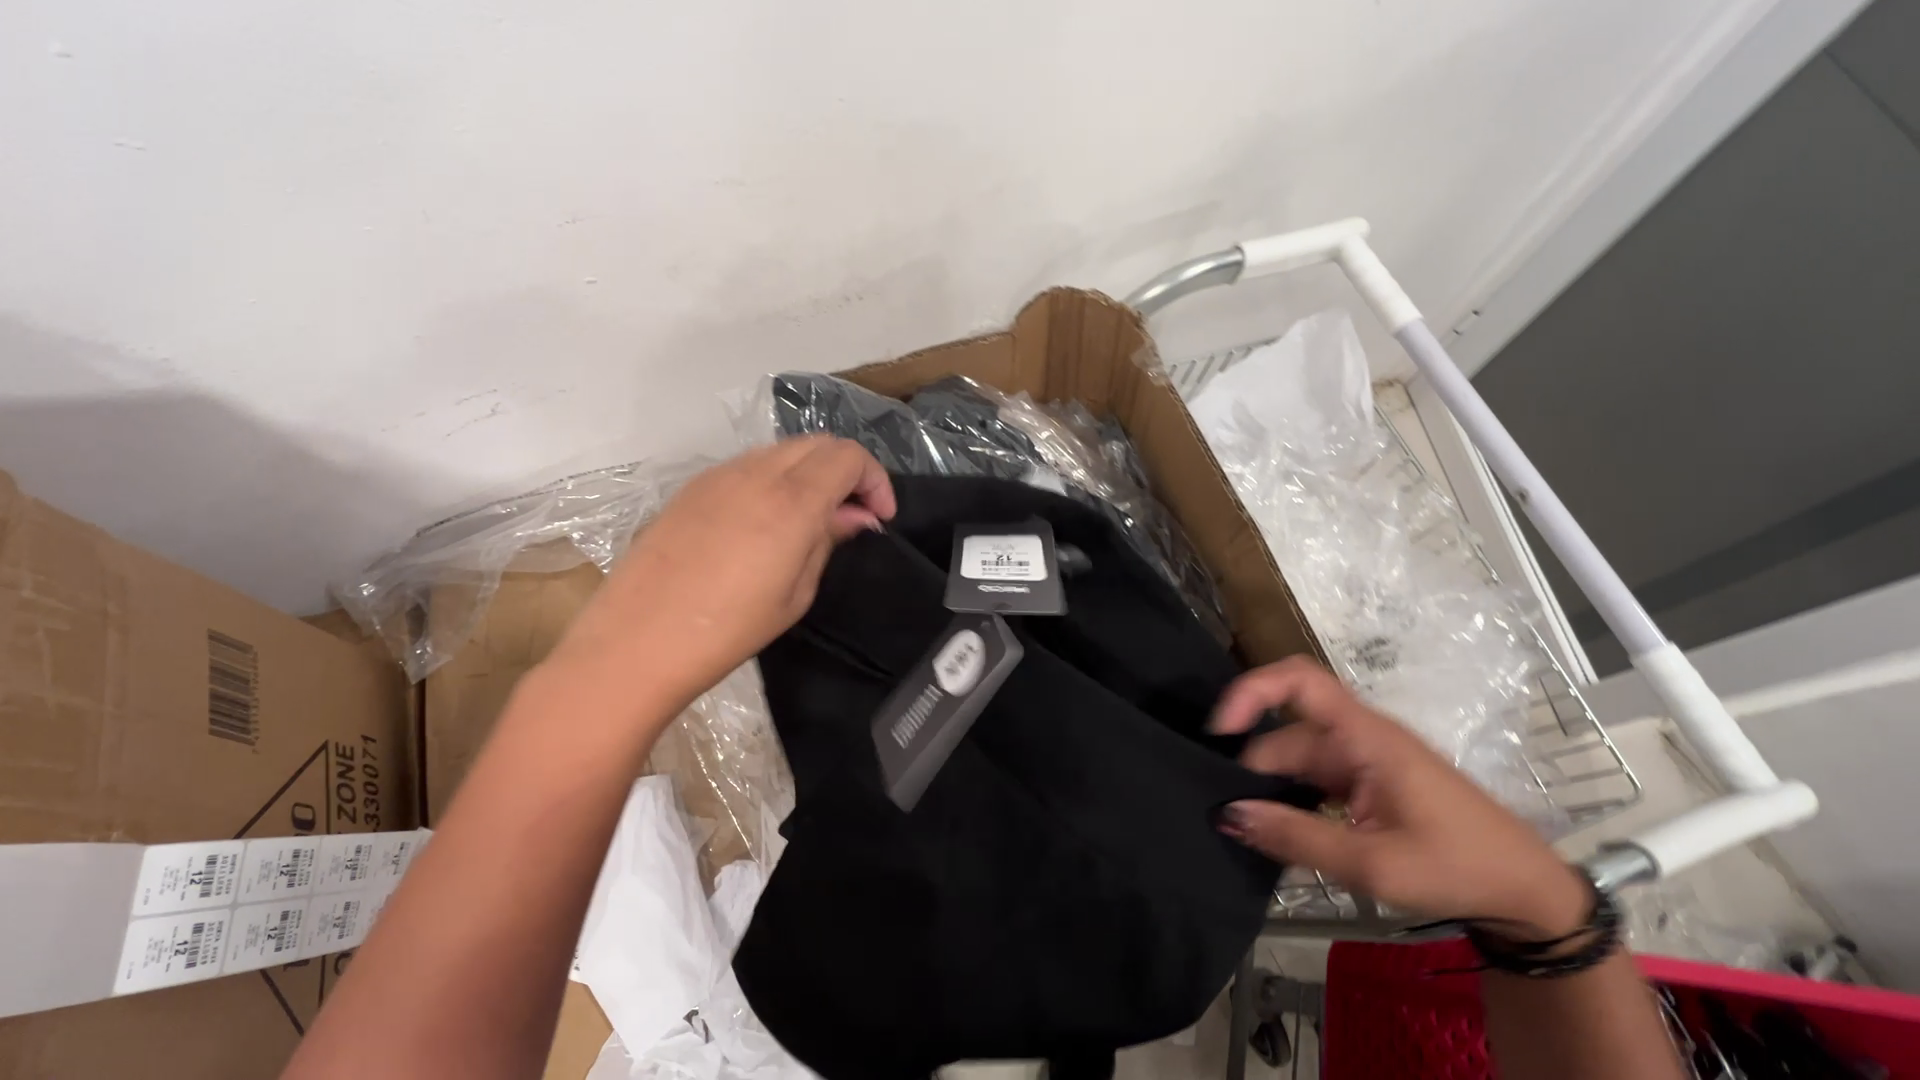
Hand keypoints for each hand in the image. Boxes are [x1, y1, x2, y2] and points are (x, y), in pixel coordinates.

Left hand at [546, 436, 894, 711]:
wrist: (638, 640)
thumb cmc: (729, 630)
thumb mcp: (796, 594)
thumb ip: (827, 541)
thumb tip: (854, 515)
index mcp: (790, 501)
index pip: (848, 456)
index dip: (875, 479)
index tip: (879, 516)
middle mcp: (756, 474)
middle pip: (818, 443)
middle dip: (847, 470)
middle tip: (854, 514)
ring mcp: (719, 475)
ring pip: (782, 450)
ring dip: (810, 472)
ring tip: (813, 519)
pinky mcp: (692, 487)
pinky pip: (748, 466)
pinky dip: (775, 479)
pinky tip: (769, 521)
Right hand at [1211, 658, 1586, 939]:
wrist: (1527, 893)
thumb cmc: (1456, 867)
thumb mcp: (1371, 863)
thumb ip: (1295, 837)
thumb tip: (1228, 813)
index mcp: (1365, 737)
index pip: (1298, 680)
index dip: (1251, 691)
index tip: (1218, 732)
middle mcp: (1360, 737)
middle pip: (1286, 735)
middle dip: (1254, 771)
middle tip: (1229, 820)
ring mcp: (1366, 760)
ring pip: (1297, 763)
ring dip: (1273, 792)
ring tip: (1252, 835)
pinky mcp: (1370, 783)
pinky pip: (1315, 782)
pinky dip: (1294, 803)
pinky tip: (1284, 838)